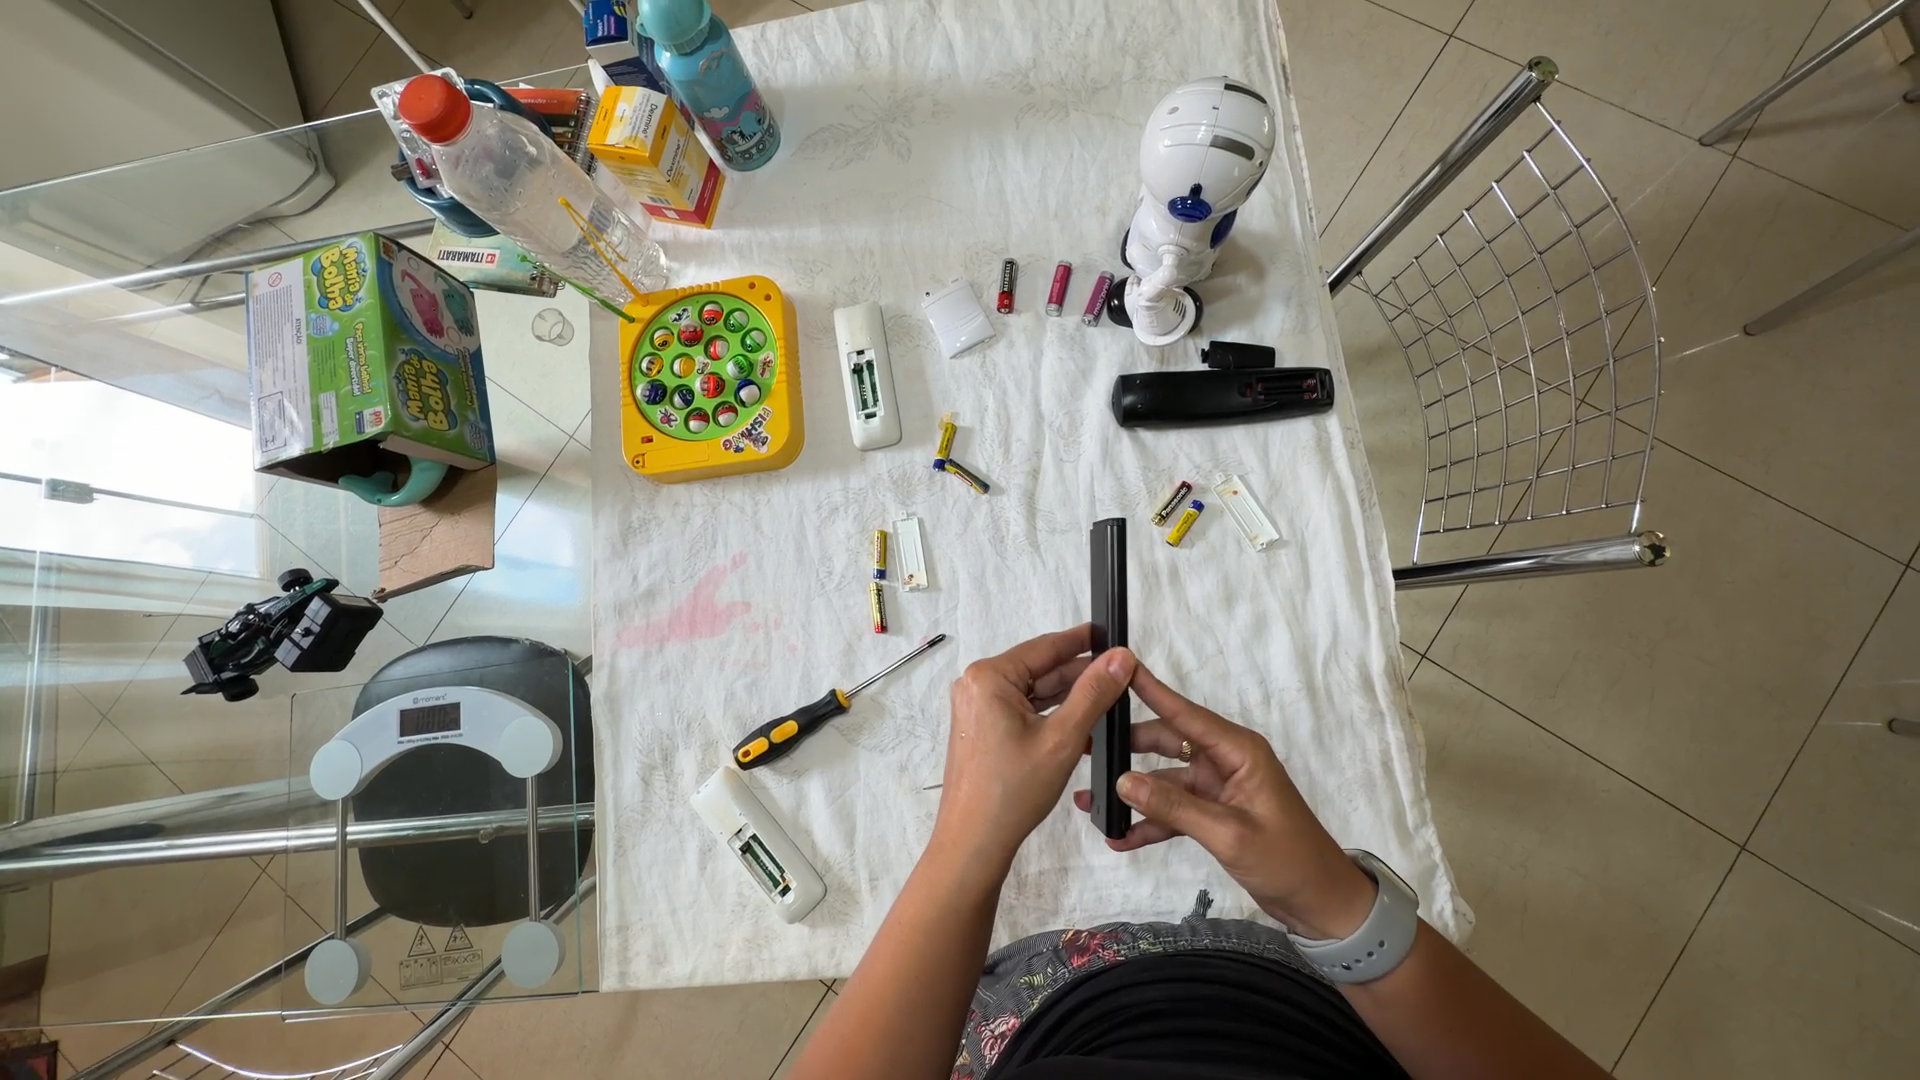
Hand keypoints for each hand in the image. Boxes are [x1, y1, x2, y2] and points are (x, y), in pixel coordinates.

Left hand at [934, 625, 1134, 872]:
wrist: (973, 842)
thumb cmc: (1013, 790)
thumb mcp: (1063, 738)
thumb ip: (1093, 693)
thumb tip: (1121, 657)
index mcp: (989, 676)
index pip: (1046, 647)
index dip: (1083, 641)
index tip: (1112, 634)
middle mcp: (977, 684)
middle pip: (1040, 669)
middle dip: (1080, 675)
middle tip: (1122, 676)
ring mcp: (977, 707)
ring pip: (1034, 692)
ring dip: (1069, 699)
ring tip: (1111, 701)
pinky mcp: (981, 728)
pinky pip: (1023, 711)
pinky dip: (1051, 717)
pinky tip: (1085, 728)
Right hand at [1072, 660, 1376, 939]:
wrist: (1323, 905)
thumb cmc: (1288, 859)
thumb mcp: (1228, 833)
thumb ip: (1174, 807)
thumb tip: (1122, 782)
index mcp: (1238, 750)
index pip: (1185, 713)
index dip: (1151, 690)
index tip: (1119, 666)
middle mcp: (1224, 760)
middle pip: (1166, 742)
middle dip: (1126, 747)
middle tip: (1085, 744)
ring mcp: (1217, 788)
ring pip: (1164, 780)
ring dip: (1132, 792)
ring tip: (1089, 799)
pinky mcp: (1213, 814)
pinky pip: (1173, 810)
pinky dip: (1149, 822)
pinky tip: (1120, 837)